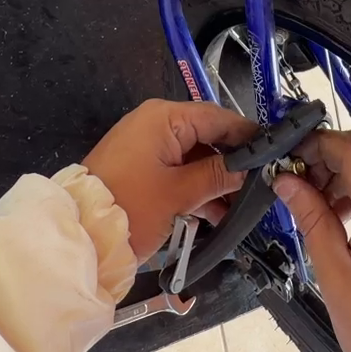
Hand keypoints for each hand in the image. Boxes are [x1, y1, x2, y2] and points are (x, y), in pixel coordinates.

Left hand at [83, 99, 259, 260]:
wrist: (78, 235)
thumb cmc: (131, 205)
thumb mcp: (179, 193)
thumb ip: (217, 176)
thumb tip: (248, 168)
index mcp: (165, 117)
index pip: (218, 117)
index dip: (246, 135)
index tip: (272, 152)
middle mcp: (156, 122)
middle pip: (206, 135)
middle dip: (231, 162)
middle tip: (258, 185)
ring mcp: (147, 144)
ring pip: (193, 155)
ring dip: (214, 180)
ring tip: (239, 207)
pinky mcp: (141, 166)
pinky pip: (177, 168)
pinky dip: (195, 187)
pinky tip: (216, 213)